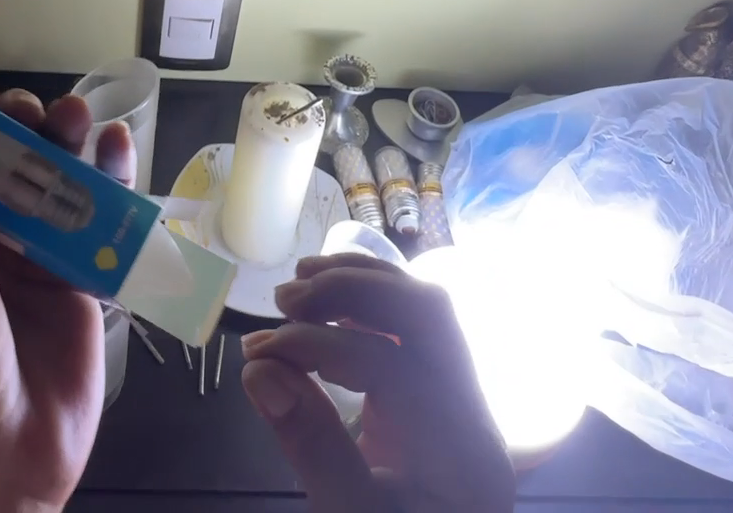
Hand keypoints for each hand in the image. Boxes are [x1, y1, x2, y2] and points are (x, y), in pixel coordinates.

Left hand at [0, 75, 134, 512]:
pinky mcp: (82, 278)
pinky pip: (99, 219)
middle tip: (33, 112)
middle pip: (10, 163)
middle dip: (23, 127)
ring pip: (58, 183)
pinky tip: (120, 146)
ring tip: (78, 115)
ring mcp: (37, 256)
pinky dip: (112, 181)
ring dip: (70, 143)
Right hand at [240, 253, 516, 512]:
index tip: (257, 354)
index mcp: (461, 450)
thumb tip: (259, 370)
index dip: (316, 345)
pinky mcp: (439, 390)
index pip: (390, 363)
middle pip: (426, 311)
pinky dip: (366, 302)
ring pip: (422, 305)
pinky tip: (325, 307)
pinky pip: (413, 324)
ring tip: (297, 287)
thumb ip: (312, 445)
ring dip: (356, 284)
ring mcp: (462, 396)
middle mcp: (475, 410)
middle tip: (285, 298)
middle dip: (351, 288)